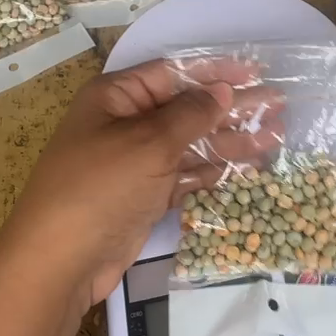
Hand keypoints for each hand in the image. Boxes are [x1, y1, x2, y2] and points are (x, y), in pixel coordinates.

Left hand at [3, 58, 284, 307]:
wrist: (58, 264)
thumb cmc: (100, 188)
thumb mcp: (148, 143)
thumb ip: (191, 114)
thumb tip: (223, 91)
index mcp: (117, 97)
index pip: (173, 73)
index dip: (216, 71)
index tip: (255, 71)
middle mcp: (125, 123)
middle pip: (186, 108)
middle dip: (231, 108)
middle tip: (277, 106)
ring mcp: (135, 161)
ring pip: (191, 143)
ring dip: (230, 141)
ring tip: (275, 137)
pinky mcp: (144, 195)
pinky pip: (185, 174)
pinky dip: (214, 170)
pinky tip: (248, 167)